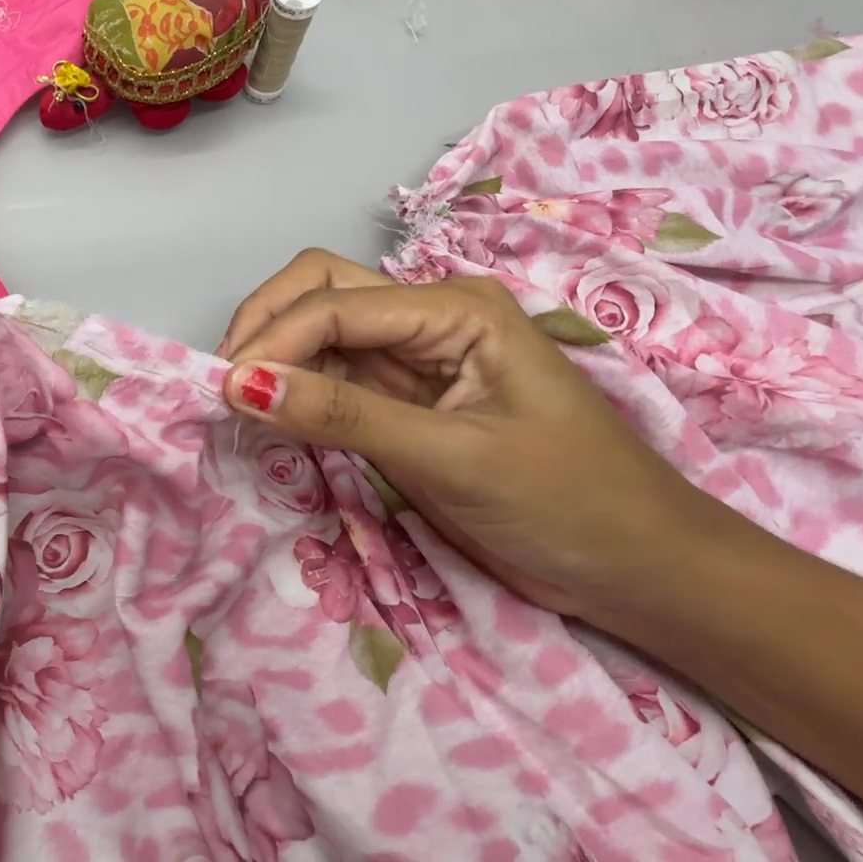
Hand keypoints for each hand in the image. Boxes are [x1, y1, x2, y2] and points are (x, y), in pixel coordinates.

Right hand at [216, 249, 728, 620]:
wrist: (638, 572)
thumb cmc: (568, 502)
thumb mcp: (450, 456)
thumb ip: (340, 415)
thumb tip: (239, 384)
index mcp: (454, 309)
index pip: (334, 304)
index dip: (272, 341)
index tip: (225, 392)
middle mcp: (426, 318)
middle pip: (318, 289)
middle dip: (262, 326)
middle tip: (224, 384)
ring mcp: (410, 358)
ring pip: (315, 330)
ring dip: (270, 356)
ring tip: (237, 404)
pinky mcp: (397, 398)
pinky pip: (326, 376)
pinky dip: (289, 389)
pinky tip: (269, 415)